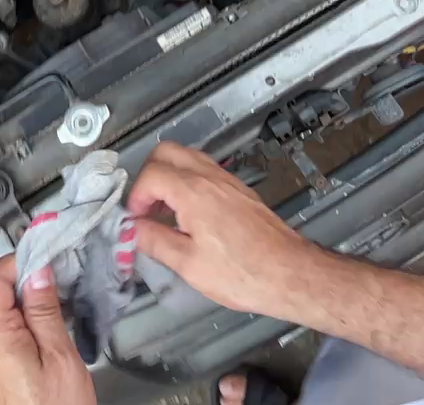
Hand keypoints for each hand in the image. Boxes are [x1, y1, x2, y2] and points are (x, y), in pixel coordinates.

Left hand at [0, 255, 96, 404]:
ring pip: (6, 311)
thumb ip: (45, 312)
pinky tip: (52, 325)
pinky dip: (31, 319)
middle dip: (29, 278)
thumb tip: (38, 272)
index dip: (18, 261)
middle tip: (58, 278)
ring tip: (59, 302)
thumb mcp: (60, 358)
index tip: (45, 259)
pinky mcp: (4, 368)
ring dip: (32, 299)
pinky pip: (12, 330)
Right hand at [127, 141, 329, 321]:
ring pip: (186, 154)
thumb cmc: (243, 273)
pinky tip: (188, 210)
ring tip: (165, 208)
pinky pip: (203, 166)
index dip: (136, 196)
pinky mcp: (237, 187)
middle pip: (165, 151)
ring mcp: (225, 178)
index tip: (136, 219)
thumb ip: (155, 241)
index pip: (150, 175)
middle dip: (148, 174)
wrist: (290, 273)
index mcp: (192, 191)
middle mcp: (208, 176)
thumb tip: (133, 229)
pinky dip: (187, 178)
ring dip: (168, 173)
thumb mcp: (189, 265)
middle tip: (146, 205)